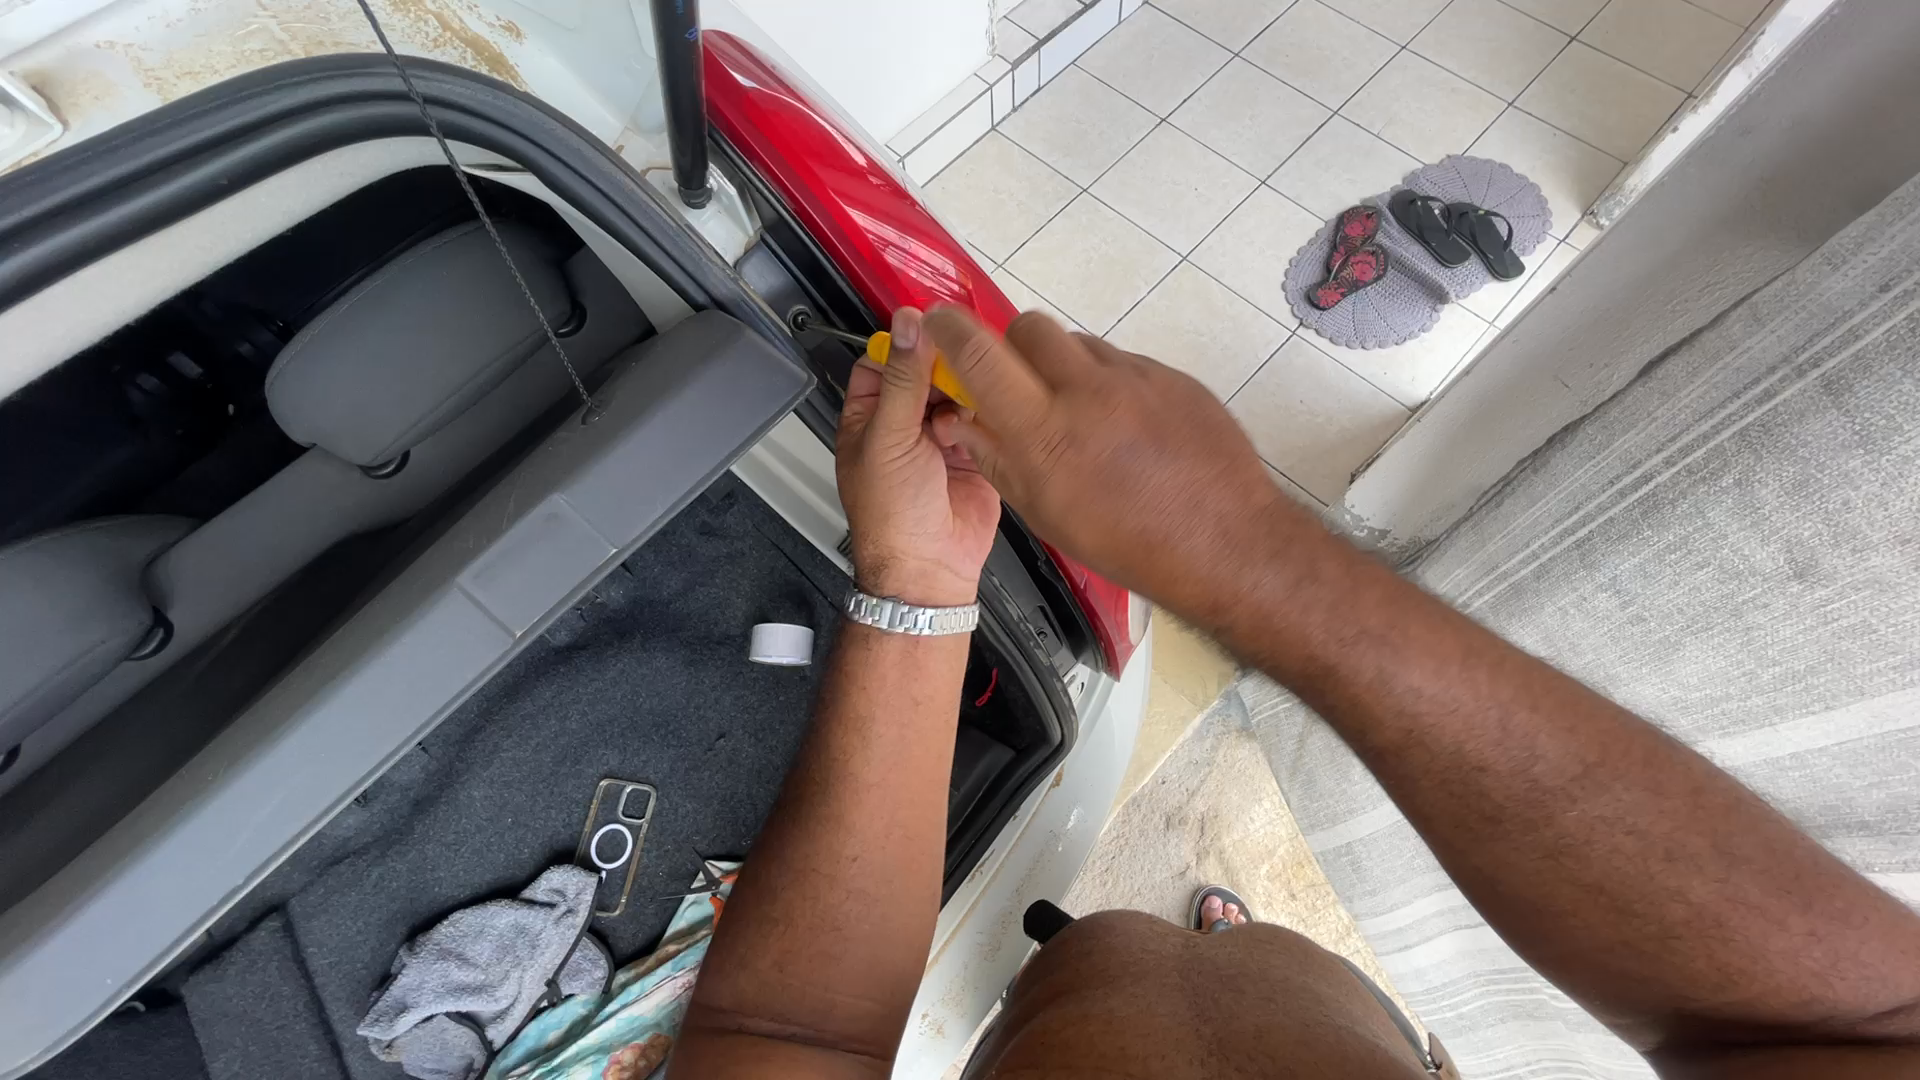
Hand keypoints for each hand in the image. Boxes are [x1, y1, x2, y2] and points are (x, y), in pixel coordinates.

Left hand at [837, 307, 1001, 606]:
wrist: (930, 566)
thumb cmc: (893, 509)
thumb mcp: (889, 436)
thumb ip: (902, 378)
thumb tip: (908, 320)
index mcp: (870, 415)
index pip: (885, 359)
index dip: (908, 341)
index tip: (935, 324)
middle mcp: (905, 421)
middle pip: (928, 371)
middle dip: (946, 365)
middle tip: (966, 355)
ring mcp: (942, 437)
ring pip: (959, 392)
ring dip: (968, 390)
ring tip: (975, 396)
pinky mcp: (976, 452)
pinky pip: (985, 419)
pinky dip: (989, 414)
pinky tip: (992, 414)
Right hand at [923, 306, 1301, 615]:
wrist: (1223, 540)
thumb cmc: (1123, 543)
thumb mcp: (1045, 513)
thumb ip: (996, 457)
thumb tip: (959, 419)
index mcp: (1045, 430)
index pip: (981, 355)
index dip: (951, 329)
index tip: (938, 320)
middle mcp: (1087, 389)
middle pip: (1030, 328)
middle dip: (1013, 347)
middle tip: (1022, 386)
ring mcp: (1135, 376)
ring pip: (1079, 346)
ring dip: (1064, 368)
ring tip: (1083, 417)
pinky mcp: (1172, 376)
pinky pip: (1123, 363)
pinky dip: (1109, 385)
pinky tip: (1128, 429)